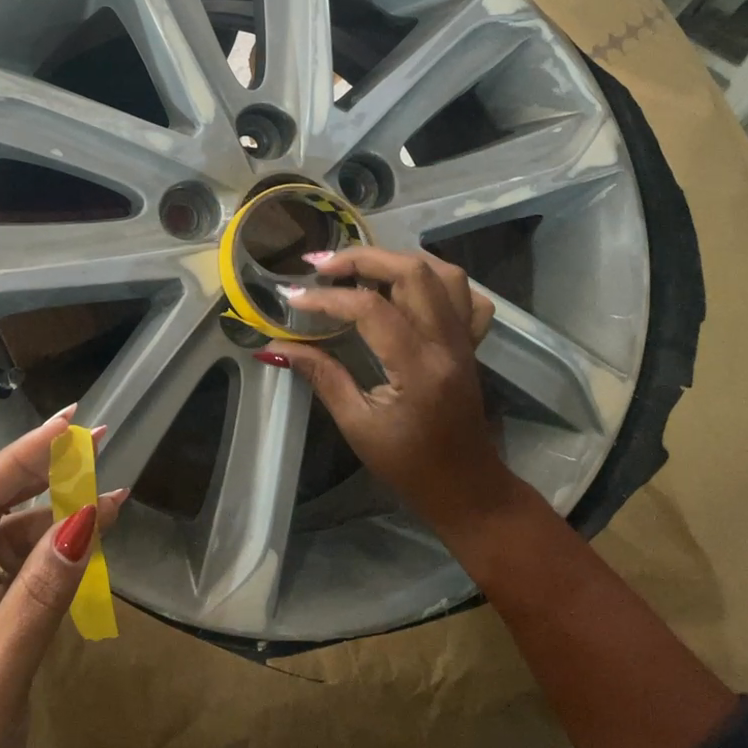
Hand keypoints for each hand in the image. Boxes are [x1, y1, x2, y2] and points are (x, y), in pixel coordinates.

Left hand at [0, 405, 127, 747]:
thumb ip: (38, 597)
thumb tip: (84, 517)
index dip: (23, 456)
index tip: (70, 423)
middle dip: (45, 474)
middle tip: (99, 439)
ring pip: (14, 540)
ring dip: (60, 516)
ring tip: (110, 492)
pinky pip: (25, 576)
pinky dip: (59, 557)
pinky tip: (91, 538)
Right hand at [261, 247, 509, 529]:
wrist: (467, 489)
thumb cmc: (409, 465)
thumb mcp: (357, 425)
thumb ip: (322, 376)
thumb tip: (276, 346)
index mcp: (419, 368)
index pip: (371, 309)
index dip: (328, 298)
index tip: (293, 298)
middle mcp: (447, 345)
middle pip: (413, 273)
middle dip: (363, 259)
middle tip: (322, 266)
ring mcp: (465, 341)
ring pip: (444, 274)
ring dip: (398, 260)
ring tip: (360, 267)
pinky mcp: (471, 344)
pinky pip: (466, 296)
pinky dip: (437, 282)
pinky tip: (408, 289)